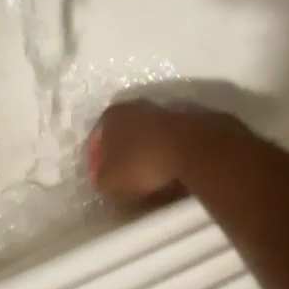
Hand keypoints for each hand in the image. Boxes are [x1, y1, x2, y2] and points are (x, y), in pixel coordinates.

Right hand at [86, 100, 252, 202]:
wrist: (193, 147)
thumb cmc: (142, 162)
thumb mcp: (111, 181)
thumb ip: (102, 179)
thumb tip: (106, 179)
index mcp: (112, 116)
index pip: (96, 140)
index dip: (96, 163)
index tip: (101, 182)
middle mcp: (137, 106)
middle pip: (125, 135)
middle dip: (124, 156)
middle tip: (125, 180)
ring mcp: (166, 110)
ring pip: (151, 137)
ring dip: (149, 155)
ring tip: (153, 181)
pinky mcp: (191, 120)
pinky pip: (173, 143)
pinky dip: (171, 155)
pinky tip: (175, 174)